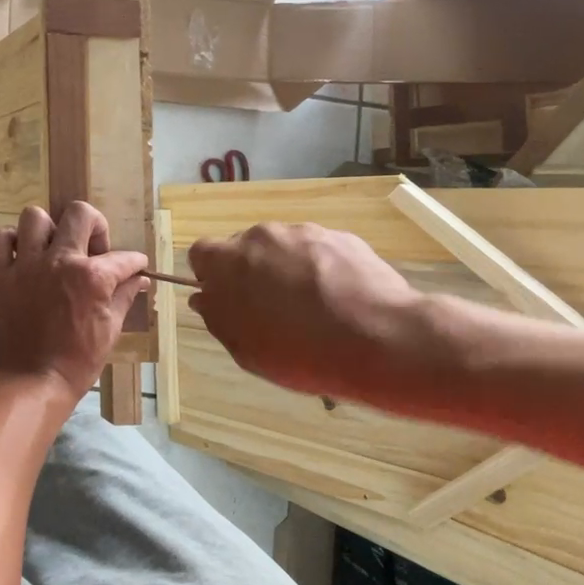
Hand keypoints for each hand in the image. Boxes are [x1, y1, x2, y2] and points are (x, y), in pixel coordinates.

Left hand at [0, 202, 148, 406]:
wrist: (31, 381)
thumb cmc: (76, 362)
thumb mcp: (110, 330)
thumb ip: (124, 297)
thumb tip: (139, 279)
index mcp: (91, 276)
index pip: (122, 257)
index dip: (133, 261)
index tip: (133, 265)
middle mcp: (58, 261)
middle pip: (79, 214)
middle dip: (94, 224)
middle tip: (92, 248)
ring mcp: (25, 265)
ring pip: (34, 217)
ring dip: (47, 229)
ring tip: (52, 248)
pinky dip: (10, 241)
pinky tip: (21, 255)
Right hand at [187, 222, 442, 404]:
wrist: (382, 340)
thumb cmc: (301, 351)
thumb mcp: (246, 349)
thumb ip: (218, 317)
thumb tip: (206, 298)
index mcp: (226, 260)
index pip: (201, 254)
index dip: (212, 276)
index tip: (229, 300)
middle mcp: (260, 235)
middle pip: (245, 248)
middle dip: (253, 271)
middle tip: (274, 308)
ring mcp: (304, 233)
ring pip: (284, 248)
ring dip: (289, 269)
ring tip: (316, 307)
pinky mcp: (342, 237)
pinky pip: (321, 251)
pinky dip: (324, 270)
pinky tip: (343, 300)